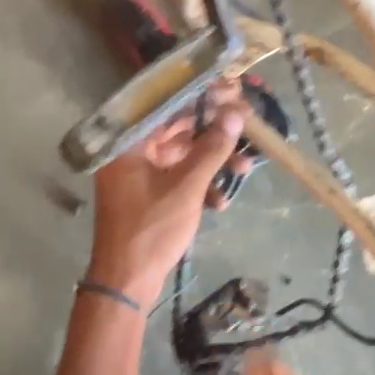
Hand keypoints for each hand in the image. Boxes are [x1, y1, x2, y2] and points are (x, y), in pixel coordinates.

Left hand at [85, 80, 253, 306]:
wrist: (126, 285)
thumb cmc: (150, 230)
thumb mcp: (186, 188)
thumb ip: (211, 149)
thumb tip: (236, 114)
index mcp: (129, 140)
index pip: (168, 102)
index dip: (202, 93)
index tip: (233, 89)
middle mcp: (132, 149)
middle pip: (177, 126)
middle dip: (214, 127)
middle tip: (248, 120)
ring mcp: (140, 172)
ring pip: (183, 153)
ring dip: (214, 159)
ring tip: (246, 167)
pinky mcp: (150, 193)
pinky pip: (179, 176)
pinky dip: (201, 183)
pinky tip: (221, 202)